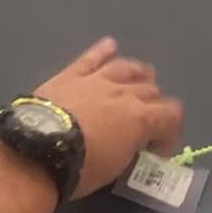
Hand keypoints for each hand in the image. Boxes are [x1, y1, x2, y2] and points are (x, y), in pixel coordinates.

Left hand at [35, 37, 183, 198]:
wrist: (38, 152)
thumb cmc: (81, 168)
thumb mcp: (116, 167)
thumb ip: (131, 149)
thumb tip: (134, 144)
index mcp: (141, 118)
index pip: (172, 115)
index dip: (171, 131)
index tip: (157, 149)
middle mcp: (125, 93)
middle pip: (151, 90)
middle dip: (153, 106)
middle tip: (143, 123)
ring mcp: (97, 80)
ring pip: (127, 68)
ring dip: (138, 74)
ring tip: (140, 80)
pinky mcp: (70, 76)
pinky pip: (91, 58)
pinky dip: (102, 50)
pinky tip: (110, 44)